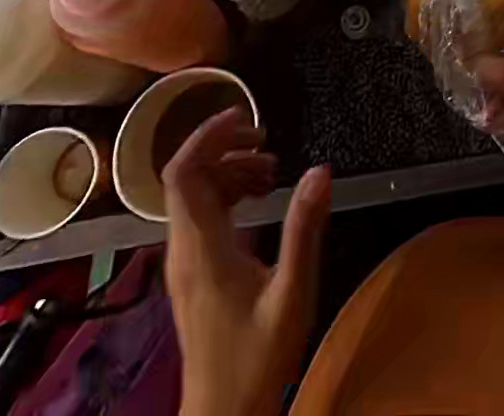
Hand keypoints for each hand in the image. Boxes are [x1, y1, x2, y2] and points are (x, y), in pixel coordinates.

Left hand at [164, 107, 330, 415]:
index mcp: (200, 245)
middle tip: (266, 141)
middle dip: (224, 148)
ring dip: (229, 173)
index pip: (183, 172)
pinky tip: (259, 200)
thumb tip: (320, 171)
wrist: (223, 415)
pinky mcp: (191, 271)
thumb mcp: (292, 293)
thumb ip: (304, 230)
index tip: (241, 117)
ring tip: (273, 171)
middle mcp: (183, 246)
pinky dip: (227, 196)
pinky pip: (202, 215)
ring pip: (195, 195)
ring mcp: (183, 259)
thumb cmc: (257, 359)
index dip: (206, 135)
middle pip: (189, 176)